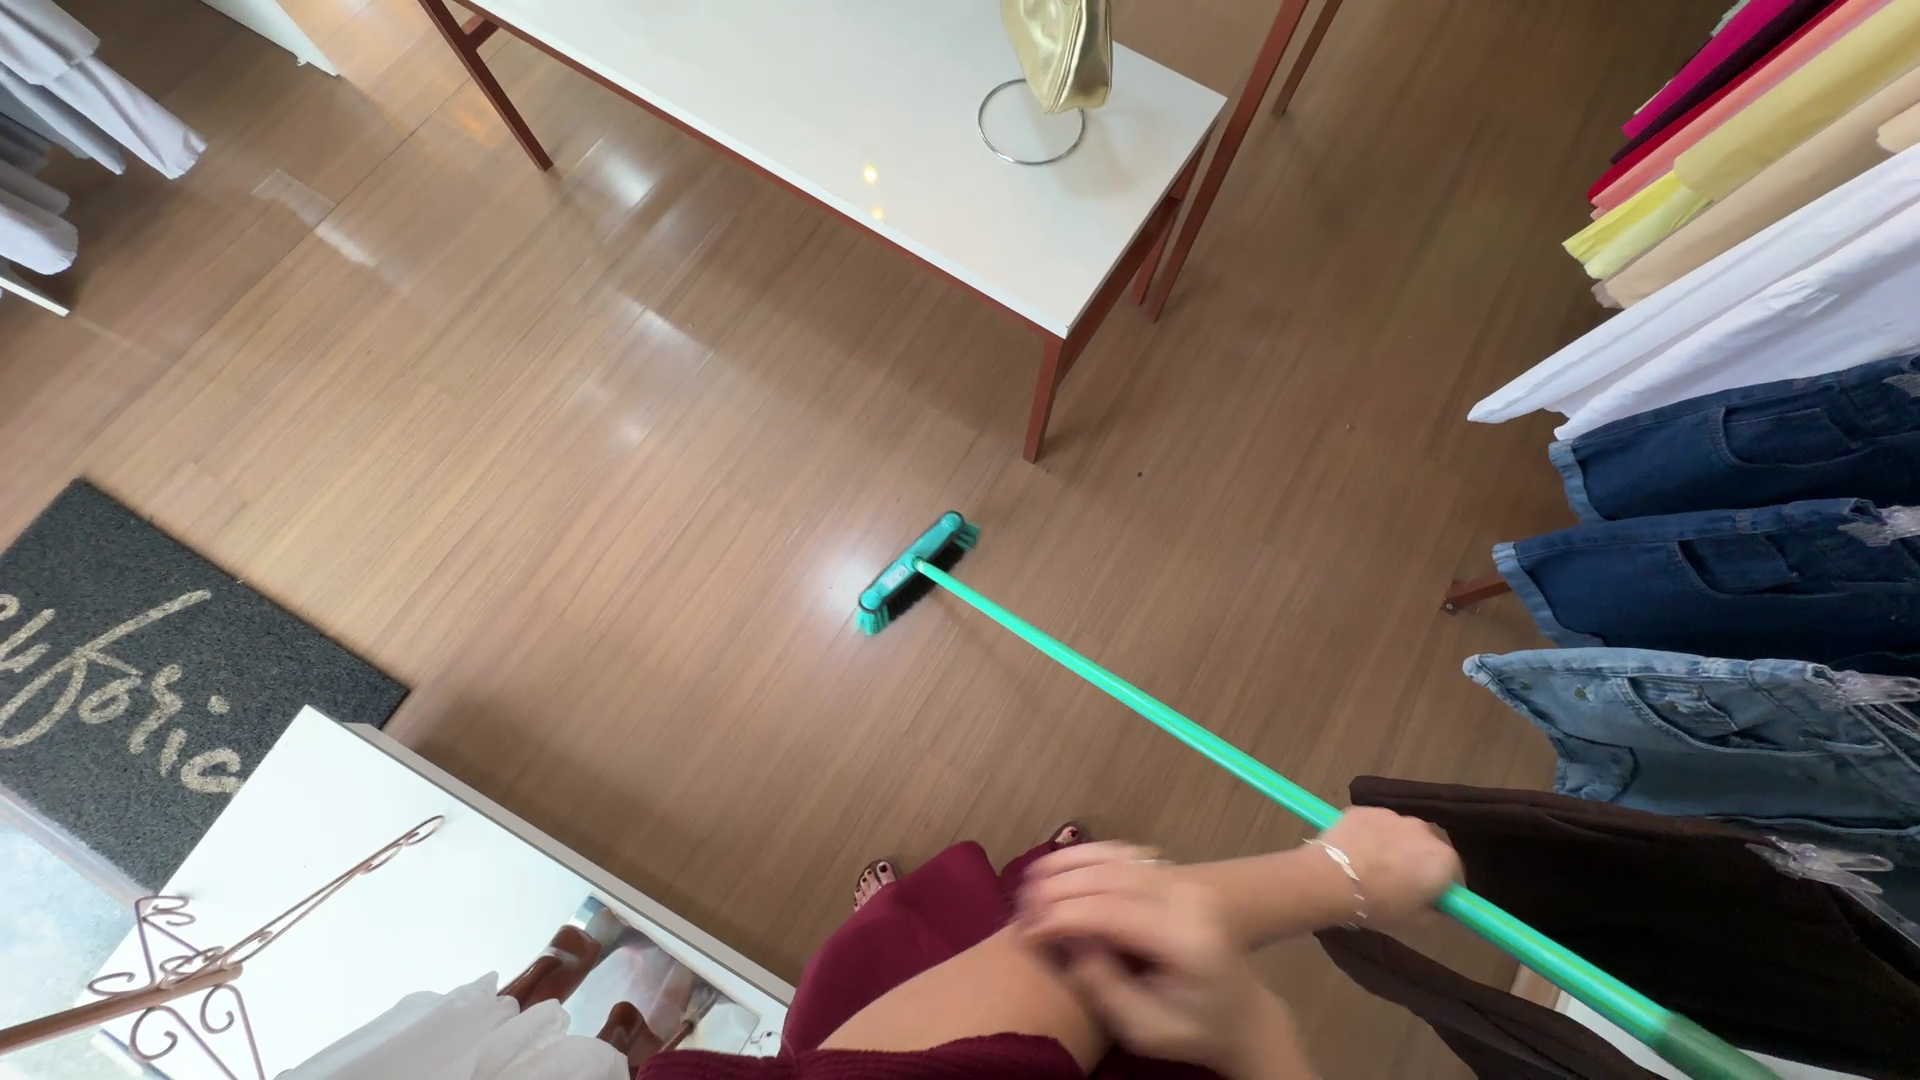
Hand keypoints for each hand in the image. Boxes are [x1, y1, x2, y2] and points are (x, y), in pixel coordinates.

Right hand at [1016, 842, 1304, 1076]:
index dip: (1062, 915)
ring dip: (1067, 864)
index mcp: (1186, 940)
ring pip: (1113, 855)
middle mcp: (1187, 897)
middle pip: (1109, 877)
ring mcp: (1183, 879)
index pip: (1111, 911)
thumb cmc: (1193, 1030)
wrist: (1244, 1013)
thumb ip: (1102, 983)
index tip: (1026, 930)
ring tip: (1030, 882)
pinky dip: (1086, 855)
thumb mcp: (1144, 1028)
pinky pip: (1123, 853)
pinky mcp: (1174, 873)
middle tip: (1020, 906)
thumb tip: (1064, 936)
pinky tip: (1060, 866)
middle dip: (1058, 887)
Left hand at [1315, 807, 1460, 925]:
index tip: (1424, 893)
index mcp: (1443, 858)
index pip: (1451, 870)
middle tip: (1395, 878)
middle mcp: (1422, 829)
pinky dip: (1367, 832)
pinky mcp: (1361, 808)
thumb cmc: (1381, 904)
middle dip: (1414, 858)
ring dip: (1390, 843)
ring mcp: (1389, 815)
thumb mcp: (1418, 920)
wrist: (1333, 878)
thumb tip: (1434, 904)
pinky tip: (1353, 848)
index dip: (1438, 883)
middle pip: (1424, 845)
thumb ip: (1435, 910)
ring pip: (1397, 831)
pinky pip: (1371, 823)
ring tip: (1370, 862)